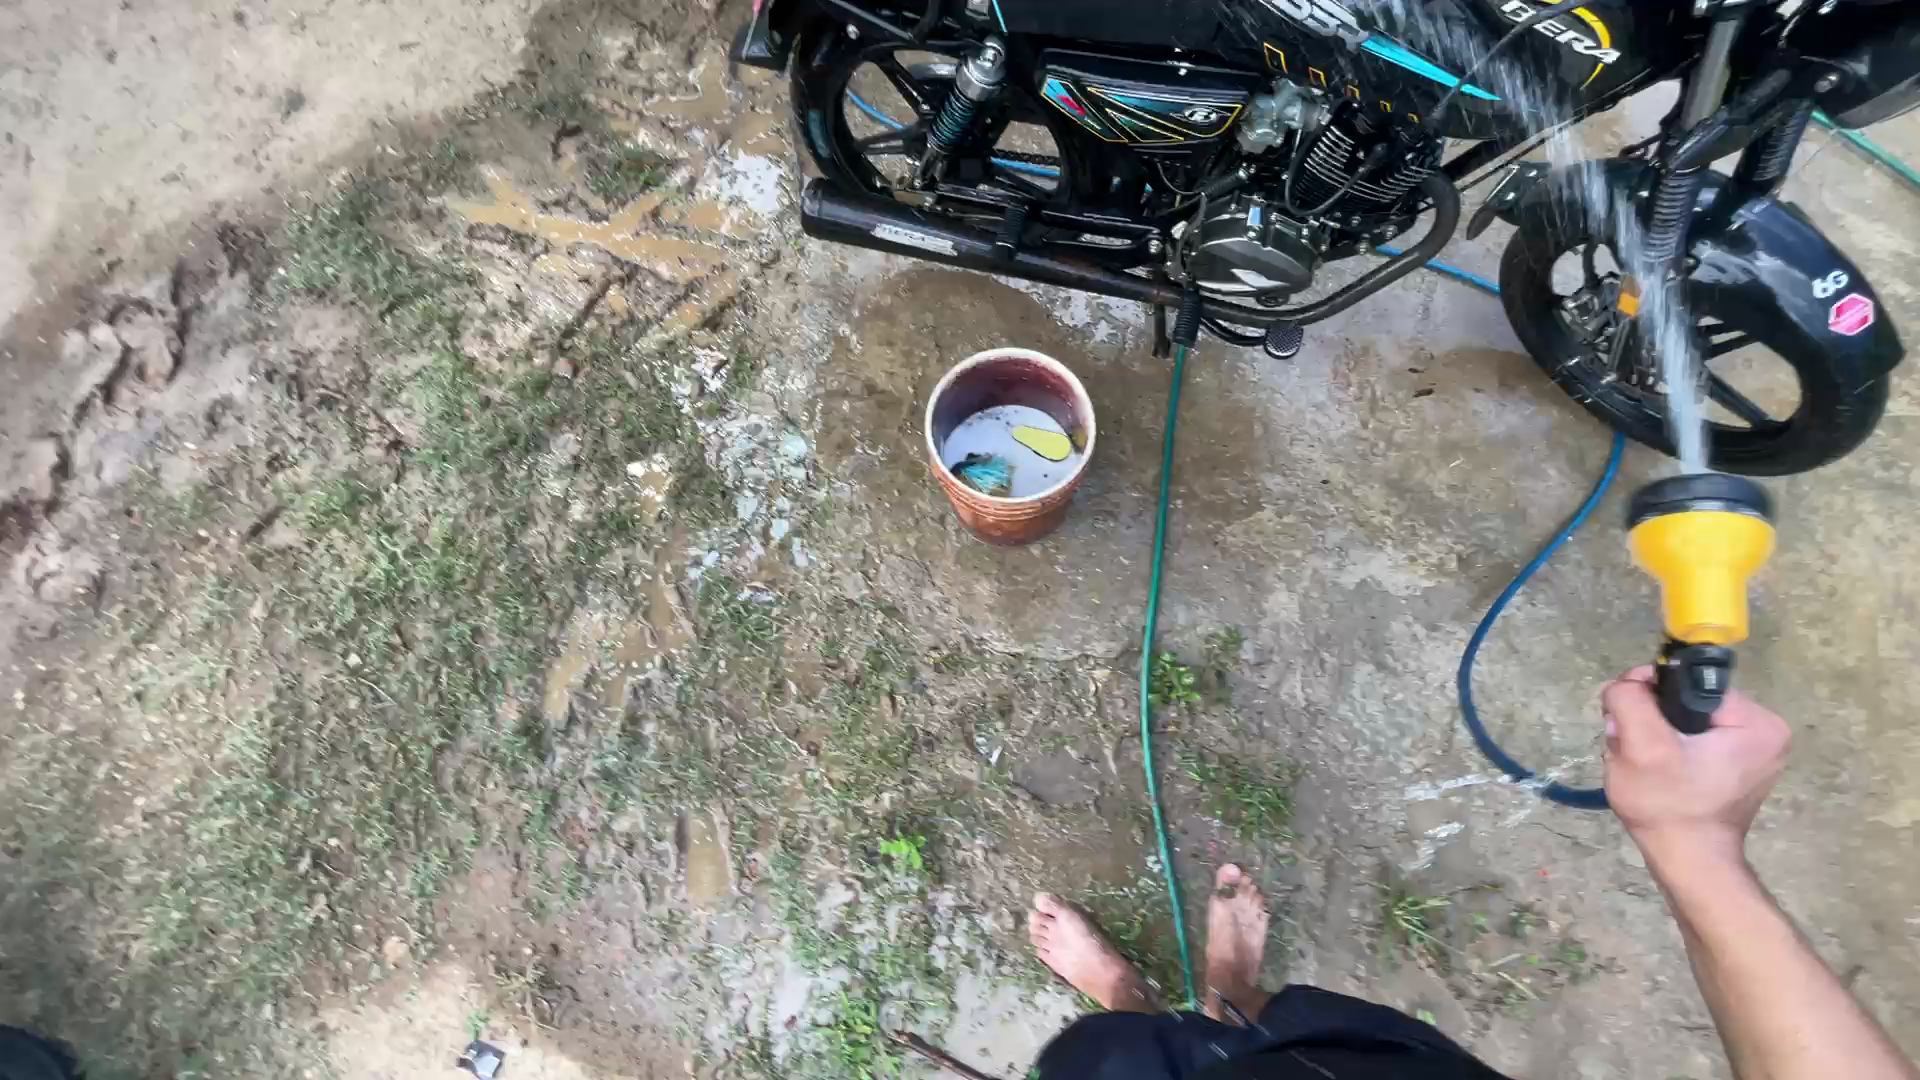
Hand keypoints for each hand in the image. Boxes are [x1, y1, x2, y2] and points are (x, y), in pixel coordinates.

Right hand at [1602, 666, 1791, 867]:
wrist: (1685, 855)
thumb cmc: (1667, 801)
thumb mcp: (1640, 744)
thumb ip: (1631, 700)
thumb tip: (1628, 683)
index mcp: (1756, 722)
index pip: (1687, 680)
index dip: (1647, 691)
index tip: (1624, 716)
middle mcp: (1763, 731)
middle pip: (1681, 699)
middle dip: (1644, 717)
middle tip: (1630, 745)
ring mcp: (1750, 749)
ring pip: (1677, 717)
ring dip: (1646, 732)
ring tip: (1638, 759)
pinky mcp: (1732, 763)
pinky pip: (1684, 736)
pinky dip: (1659, 746)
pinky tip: (1650, 766)